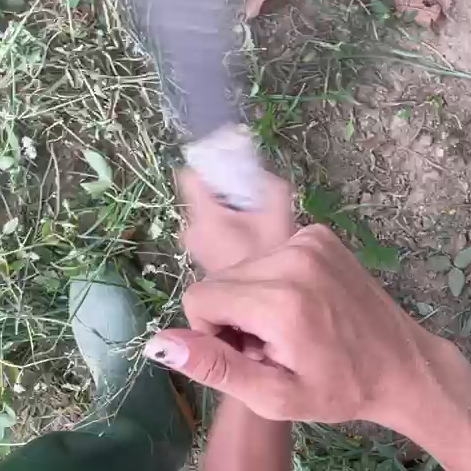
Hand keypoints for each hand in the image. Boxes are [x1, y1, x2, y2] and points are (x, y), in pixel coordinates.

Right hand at [143, 225, 455, 431]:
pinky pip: (269, 254)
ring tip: (290, 329)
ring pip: (243, 267)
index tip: (247, 354)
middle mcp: (293, 259)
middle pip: (221, 280)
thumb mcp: (274, 396)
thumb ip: (214, 366)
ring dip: (253, 298)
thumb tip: (158, 341)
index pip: (199, 297)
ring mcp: (310, 240)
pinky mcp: (320, 234)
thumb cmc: (339, 390)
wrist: (402, 365)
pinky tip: (303, 308)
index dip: (211, 332)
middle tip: (271, 345)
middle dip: (232, 315)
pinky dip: (275, 281)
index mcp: (281, 302)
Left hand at [179, 169, 294, 273]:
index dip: (212, 169)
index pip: (191, 175)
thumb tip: (259, 173)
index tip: (235, 175)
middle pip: (202, 195)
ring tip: (253, 227)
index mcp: (204, 217)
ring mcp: (194, 247)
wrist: (265, 301)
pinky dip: (227, 229)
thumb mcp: (280, 215)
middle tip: (253, 207)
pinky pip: (211, 230)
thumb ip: (270, 186)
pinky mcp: (202, 257)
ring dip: (228, 213)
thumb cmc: (272, 257)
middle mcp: (191, 230)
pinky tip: (248, 242)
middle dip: (225, 194)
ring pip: (207, 213)